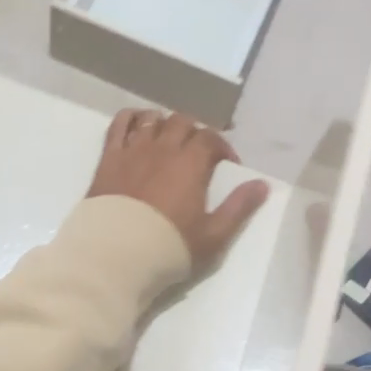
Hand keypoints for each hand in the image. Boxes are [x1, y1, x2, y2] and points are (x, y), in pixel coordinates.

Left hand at [87, 108, 268, 266]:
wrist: (116, 253)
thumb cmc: (169, 246)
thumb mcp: (213, 235)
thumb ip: (239, 207)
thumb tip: (262, 185)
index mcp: (191, 163)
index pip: (210, 138)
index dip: (222, 147)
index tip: (226, 164)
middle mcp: (163, 148)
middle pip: (182, 122)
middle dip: (195, 132)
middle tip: (198, 151)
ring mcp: (133, 150)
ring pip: (152, 119)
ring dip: (165, 123)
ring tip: (169, 138)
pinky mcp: (108, 158)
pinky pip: (119, 124)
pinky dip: (131, 118)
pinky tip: (137, 123)